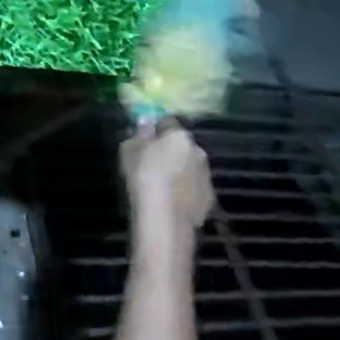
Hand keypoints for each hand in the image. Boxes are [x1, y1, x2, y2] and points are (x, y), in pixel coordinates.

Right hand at [119, 123, 212, 242]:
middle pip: (182, 145)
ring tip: (161, 182)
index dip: (155, 128)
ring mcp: (206, 176)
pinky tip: (170, 197)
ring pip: (190, 166)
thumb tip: (146, 122)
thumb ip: (140, 134)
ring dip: (178, 168)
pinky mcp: (209, 198)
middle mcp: (198, 152)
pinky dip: (184, 188)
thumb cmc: (144, 176)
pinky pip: (194, 186)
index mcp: (179, 136)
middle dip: (170, 149)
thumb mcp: (130, 149)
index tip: (144, 137)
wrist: (165, 217)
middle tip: (152, 160)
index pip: (168, 123)